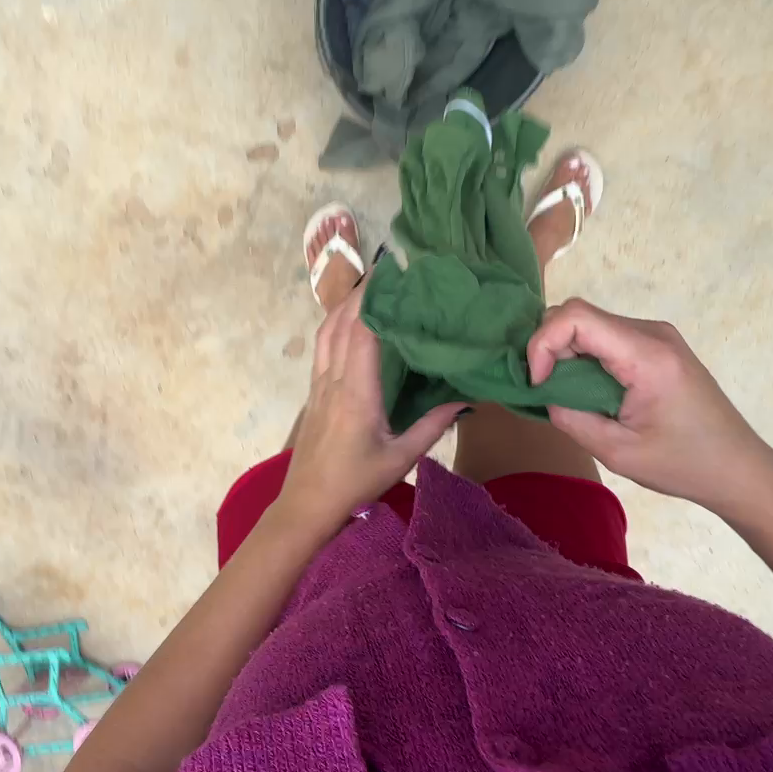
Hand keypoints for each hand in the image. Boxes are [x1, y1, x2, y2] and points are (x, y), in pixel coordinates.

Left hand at [281, 285, 464, 526]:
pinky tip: (352, 320)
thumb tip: (465, 395)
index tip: (396, 274)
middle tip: (389, 267)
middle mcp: (333, 380)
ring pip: (326, 332)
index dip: (375, 298)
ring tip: (371, 285)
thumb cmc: (355, 483)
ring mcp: (319, 385)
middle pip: (341, 323)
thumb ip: (433, 424)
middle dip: (362, 290)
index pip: (362, 332)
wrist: (308, 504)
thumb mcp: (401, 458)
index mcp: (356, 393)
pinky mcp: (314, 392)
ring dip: (345, 304)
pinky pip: (322, 347)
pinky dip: (336, 324)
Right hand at [527, 298, 772, 513]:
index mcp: (647, 355)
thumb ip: (571, 417)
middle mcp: (652, 333)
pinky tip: (583, 391)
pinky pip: (604, 338)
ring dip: (563, 354)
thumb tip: (544, 395)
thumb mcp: (616, 451)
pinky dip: (581, 358)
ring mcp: (655, 337)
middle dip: (548, 348)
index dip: (543, 343)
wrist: (737, 468)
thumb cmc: (682, 464)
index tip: (538, 383)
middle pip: (579, 315)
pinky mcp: (655, 347)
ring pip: (588, 325)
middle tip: (544, 390)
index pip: (576, 317)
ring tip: (562, 395)